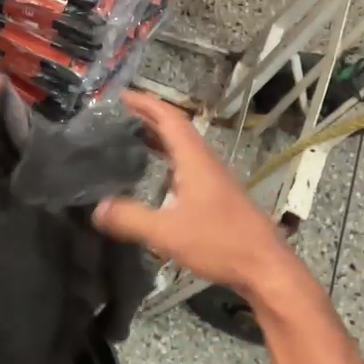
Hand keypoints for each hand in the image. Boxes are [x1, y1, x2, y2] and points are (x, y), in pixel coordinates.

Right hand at [92, 91, 293, 292]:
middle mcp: (206, 162)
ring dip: (158, 136)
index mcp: (195, 161)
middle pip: (176, 128)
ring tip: (130, 135)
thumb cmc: (220, 243)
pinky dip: (167, 157)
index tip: (121, 95)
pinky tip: (156, 172)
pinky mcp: (218, 196)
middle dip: (148, 116)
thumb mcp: (167, 232)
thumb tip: (97, 208)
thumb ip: (130, 218)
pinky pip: (187, 164)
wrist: (266, 268)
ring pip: (183, 146)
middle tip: (117, 113)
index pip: (170, 119)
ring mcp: (214, 179)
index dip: (146, 104)